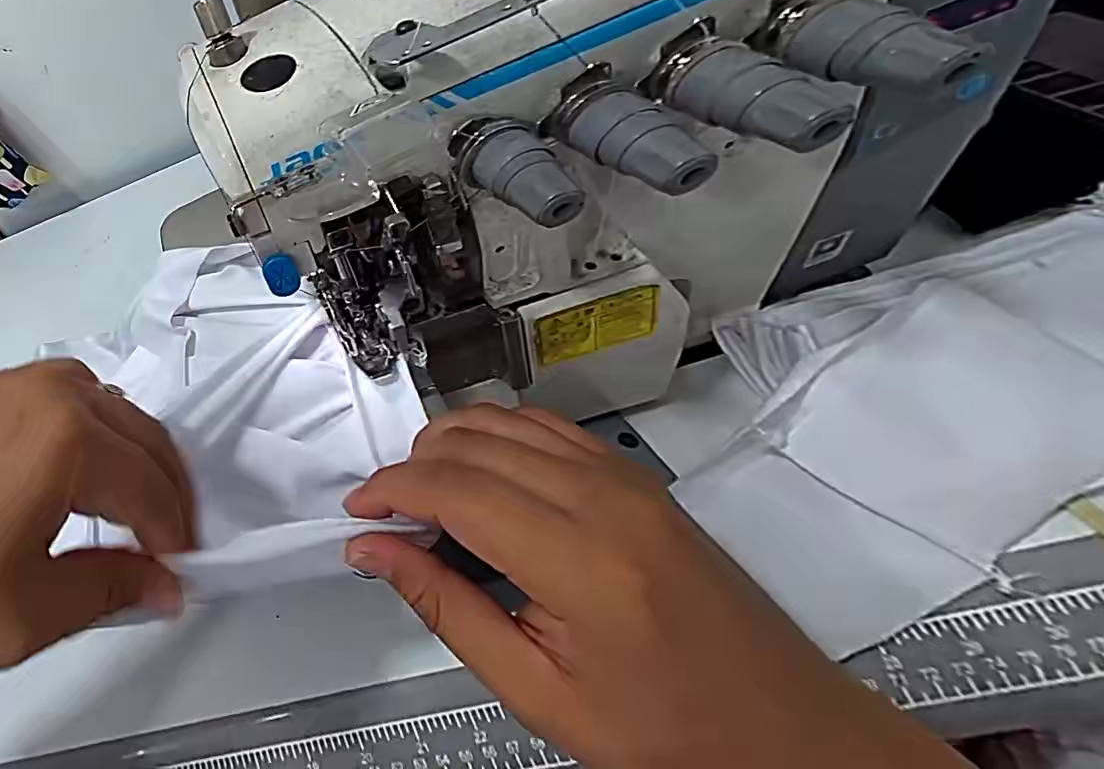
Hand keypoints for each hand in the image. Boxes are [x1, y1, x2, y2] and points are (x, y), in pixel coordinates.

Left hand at [0, 360, 194, 667]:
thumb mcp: (26, 612)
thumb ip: (112, 592)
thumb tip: (166, 585)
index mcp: (73, 439)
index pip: (153, 490)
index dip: (175, 538)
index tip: (177, 574)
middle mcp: (59, 392)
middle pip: (147, 439)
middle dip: (167, 494)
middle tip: (166, 546)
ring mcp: (25, 379)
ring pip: (117, 412)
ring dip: (136, 458)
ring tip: (129, 512)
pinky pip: (77, 398)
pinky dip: (101, 433)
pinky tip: (80, 472)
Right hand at [344, 405, 964, 768]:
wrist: (795, 735)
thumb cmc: (669, 733)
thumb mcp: (538, 692)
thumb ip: (444, 608)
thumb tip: (372, 551)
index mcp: (582, 564)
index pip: (455, 490)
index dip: (392, 489)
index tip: (360, 510)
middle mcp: (604, 500)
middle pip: (469, 444)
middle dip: (410, 468)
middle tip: (391, 514)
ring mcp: (622, 475)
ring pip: (497, 418)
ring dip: (444, 444)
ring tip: (426, 491)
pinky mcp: (630, 470)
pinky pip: (537, 421)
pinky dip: (489, 433)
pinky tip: (478, 470)